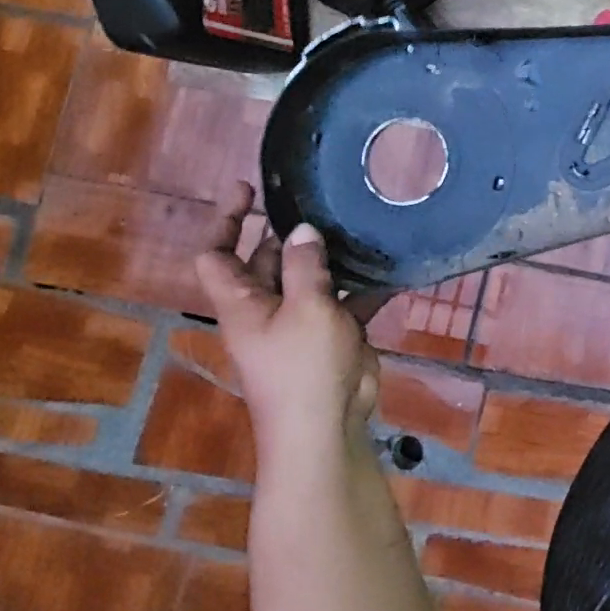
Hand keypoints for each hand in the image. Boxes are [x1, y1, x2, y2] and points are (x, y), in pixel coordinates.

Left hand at [195, 182, 378, 453]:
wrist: (326, 423)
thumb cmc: (303, 366)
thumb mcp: (305, 308)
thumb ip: (305, 265)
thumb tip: (303, 229)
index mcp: (242, 303)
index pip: (218, 254)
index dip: (226, 219)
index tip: (246, 188)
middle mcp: (266, 309)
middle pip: (264, 262)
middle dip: (284, 231)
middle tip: (316, 199)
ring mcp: (301, 322)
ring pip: (309, 278)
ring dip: (329, 255)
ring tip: (357, 222)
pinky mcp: (335, 334)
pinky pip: (347, 300)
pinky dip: (365, 285)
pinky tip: (392, 267)